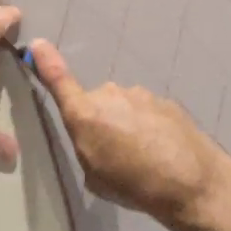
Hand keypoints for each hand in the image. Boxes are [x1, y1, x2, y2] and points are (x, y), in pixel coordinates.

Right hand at [27, 39, 230, 228]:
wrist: (192, 182)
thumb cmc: (133, 185)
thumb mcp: (95, 177)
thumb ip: (87, 148)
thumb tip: (96, 137)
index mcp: (85, 114)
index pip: (59, 80)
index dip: (46, 62)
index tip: (38, 44)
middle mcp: (110, 95)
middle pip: (97, 103)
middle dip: (101, 122)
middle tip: (114, 154)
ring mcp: (141, 95)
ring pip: (124, 108)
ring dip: (128, 125)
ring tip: (143, 157)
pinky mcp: (166, 101)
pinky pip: (147, 113)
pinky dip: (150, 128)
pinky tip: (163, 152)